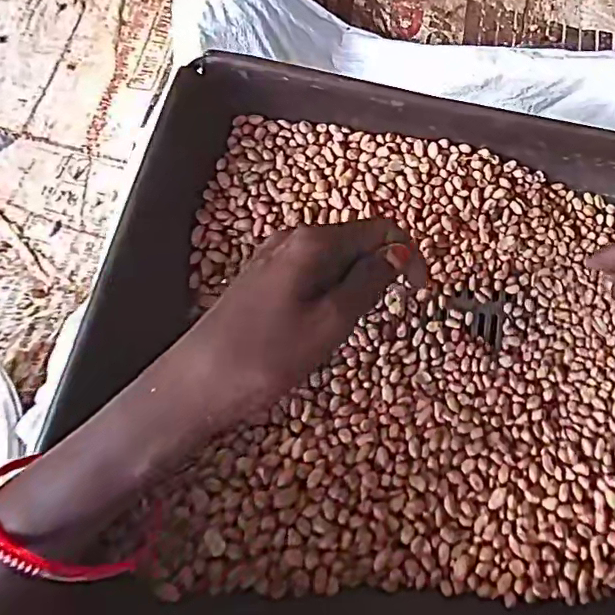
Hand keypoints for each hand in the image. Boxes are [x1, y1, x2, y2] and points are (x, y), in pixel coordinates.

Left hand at [173, 219, 425, 423]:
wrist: (193, 386)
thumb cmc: (263, 358)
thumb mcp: (331, 323)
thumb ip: (370, 282)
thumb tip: (399, 252)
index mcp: (312, 242)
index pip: (380, 229)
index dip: (409, 255)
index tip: (422, 292)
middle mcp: (292, 239)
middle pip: (358, 241)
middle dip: (382, 272)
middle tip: (386, 319)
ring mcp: (274, 257)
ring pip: (336, 261)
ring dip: (357, 286)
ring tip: (350, 329)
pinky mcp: (264, 279)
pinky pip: (313, 274)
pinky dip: (332, 293)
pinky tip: (322, 326)